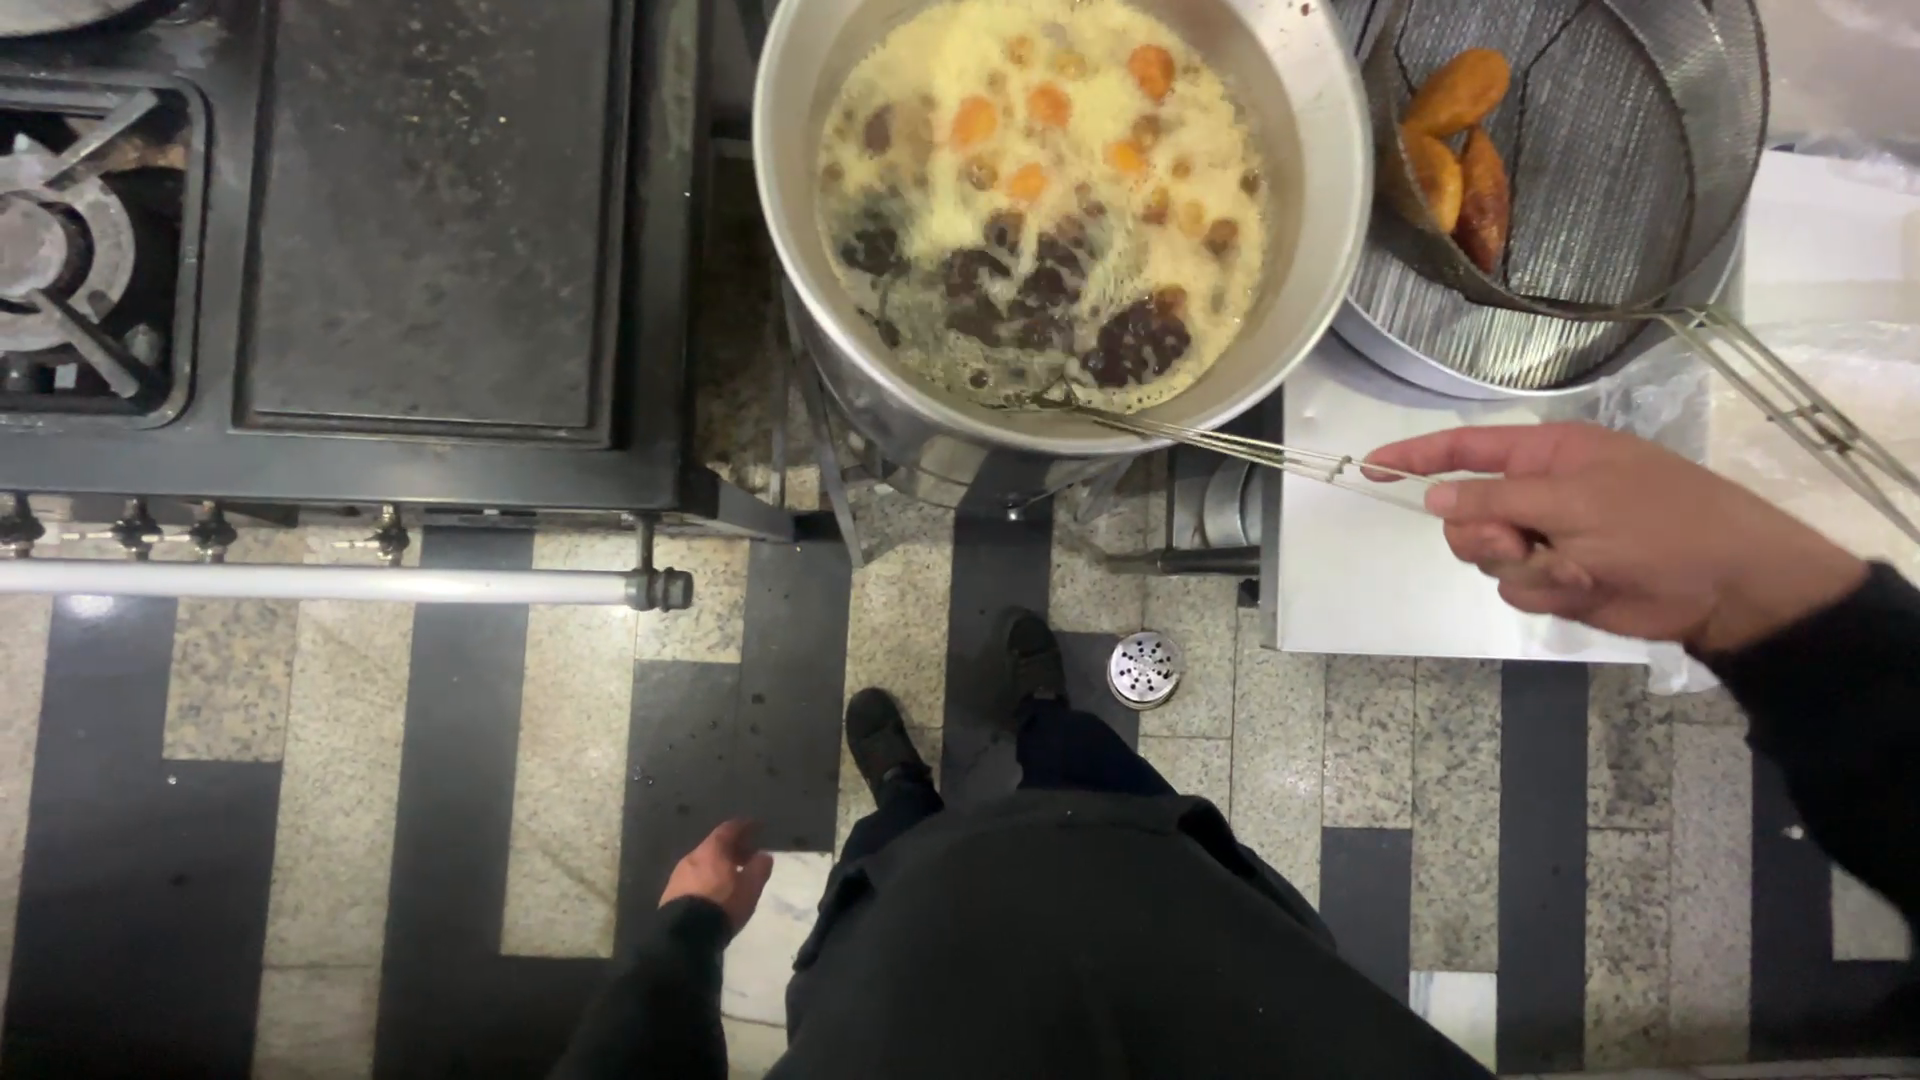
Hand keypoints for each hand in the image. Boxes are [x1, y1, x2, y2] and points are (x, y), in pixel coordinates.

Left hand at [659, 819, 774, 932]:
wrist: (683, 937)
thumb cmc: (722, 904)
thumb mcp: (750, 887)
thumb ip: (759, 867)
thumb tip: (763, 855)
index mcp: (712, 849)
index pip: (729, 828)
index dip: (744, 826)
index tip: (756, 827)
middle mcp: (692, 857)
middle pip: (715, 846)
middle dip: (732, 849)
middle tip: (747, 858)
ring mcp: (677, 876)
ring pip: (702, 863)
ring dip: (718, 866)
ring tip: (731, 879)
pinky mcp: (669, 895)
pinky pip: (693, 879)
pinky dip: (706, 880)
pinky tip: (713, 893)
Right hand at [1364, 423, 1868, 653]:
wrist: (1730, 589)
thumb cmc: (1661, 524)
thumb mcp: (1574, 500)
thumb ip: (1494, 498)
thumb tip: (1432, 498)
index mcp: (1544, 456)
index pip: (1463, 448)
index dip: (1414, 455)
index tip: (1371, 466)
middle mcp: (1536, 493)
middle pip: (1462, 512)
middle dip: (1480, 533)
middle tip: (1515, 543)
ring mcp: (1543, 537)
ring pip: (1481, 553)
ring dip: (1516, 564)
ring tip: (1566, 567)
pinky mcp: (1553, 575)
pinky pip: (1512, 585)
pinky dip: (1542, 588)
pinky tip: (1583, 585)